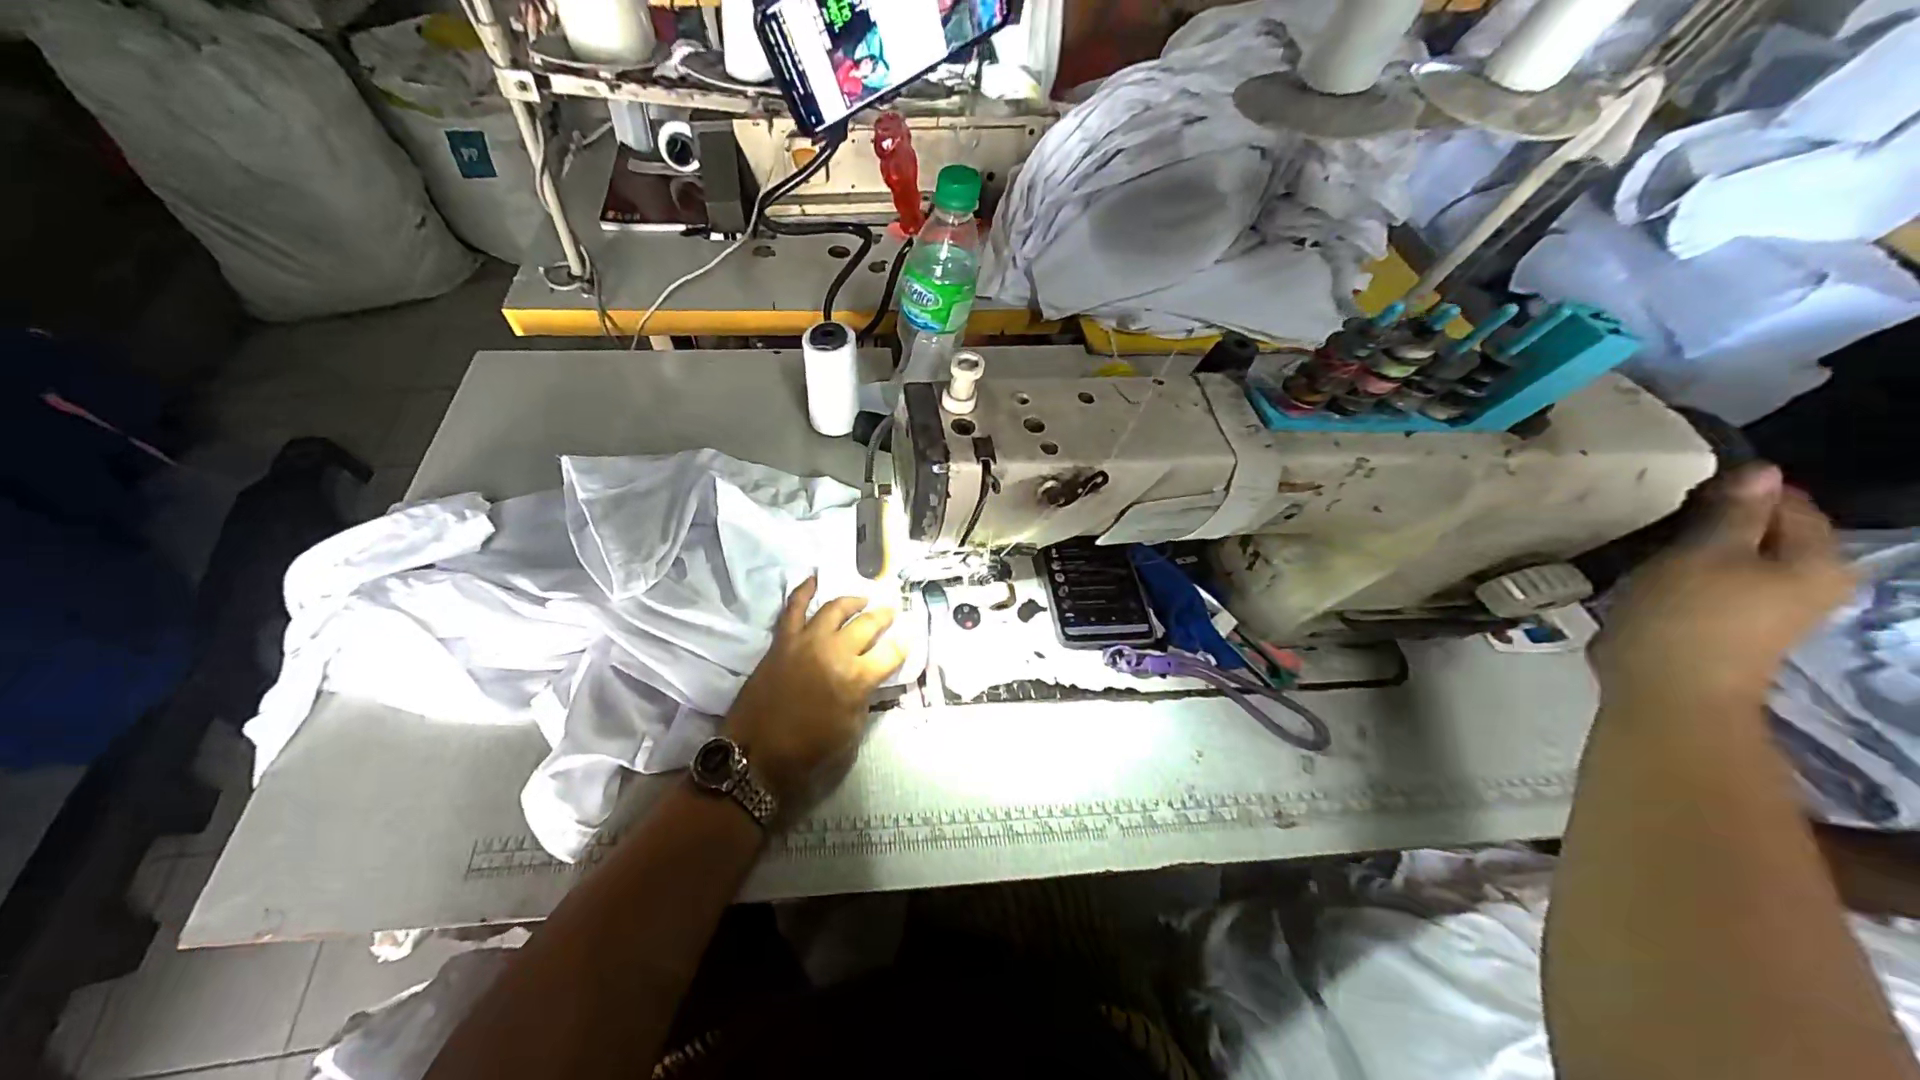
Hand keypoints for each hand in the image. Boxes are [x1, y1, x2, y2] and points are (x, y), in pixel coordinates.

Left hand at [722, 577, 906, 814]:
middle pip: (868, 624)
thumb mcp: (851, 730)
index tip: (908, 638)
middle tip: (890, 613)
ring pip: (835, 608)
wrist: (756, 755)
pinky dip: (804, 591)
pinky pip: (793, 608)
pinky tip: (813, 580)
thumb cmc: (809, 751)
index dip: (904, 645)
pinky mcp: (782, 641)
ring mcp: (807, 642)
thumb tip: (868, 679)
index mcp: (857, 679)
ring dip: (853, 601)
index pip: (891, 653)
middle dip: (884, 617)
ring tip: (862, 600)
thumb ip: (863, 698)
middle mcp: (835, 652)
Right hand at [1591, 463, 1853, 710]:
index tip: (1682, 491)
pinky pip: (1712, 583)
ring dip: (1693, 547)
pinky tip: (1651, 574)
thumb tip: (1762, 469)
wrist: (1664, 691)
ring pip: (1733, 558)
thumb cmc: (1688, 615)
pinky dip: (1684, 573)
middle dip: (1714, 520)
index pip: (1788, 503)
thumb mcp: (1706, 550)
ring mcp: (1766, 610)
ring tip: (1650, 544)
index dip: (1737, 490)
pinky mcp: (1726, 626)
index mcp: (1817, 562)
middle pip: (1762, 532)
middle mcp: (1806, 585)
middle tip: (1661, 516)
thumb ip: (1736, 510)